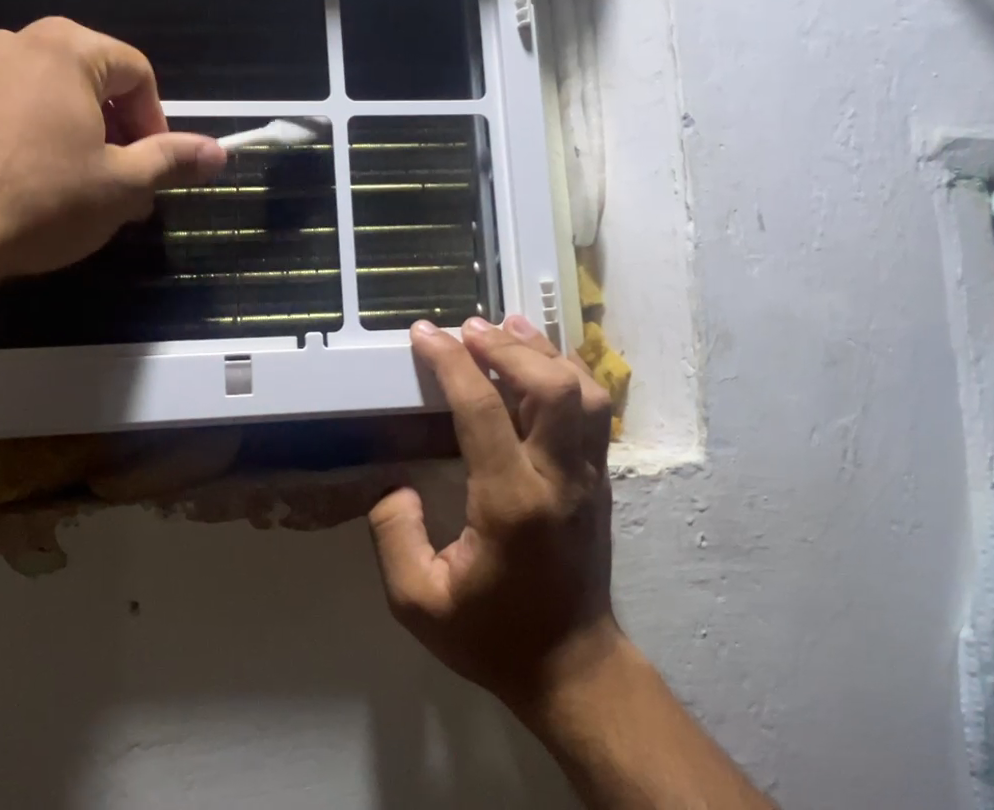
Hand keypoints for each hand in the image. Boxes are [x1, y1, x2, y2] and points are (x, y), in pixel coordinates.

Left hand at [0, 17, 226, 283]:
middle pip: (96, 83)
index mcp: (68, 48)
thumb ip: (173, 160)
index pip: (138, 73)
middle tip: (125, 190)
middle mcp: (20, 42)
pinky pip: (16, 113)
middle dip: (120, 137)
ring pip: (56, 100)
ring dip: (83, 144)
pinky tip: (37, 193)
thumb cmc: (40, 199)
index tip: (154, 171)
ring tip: (84, 198)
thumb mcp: (121, 185)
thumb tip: (221, 152)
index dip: (157, 124)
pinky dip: (40, 144)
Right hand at [370, 314, 617, 713]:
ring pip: (584, 392)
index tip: (424, 334)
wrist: (570, 666)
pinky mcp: (600, 482)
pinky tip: (541, 362)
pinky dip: (568, 374)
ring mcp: (589, 479)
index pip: (483, 410)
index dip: (451, 363)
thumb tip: (395, 483)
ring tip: (506, 328)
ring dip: (545, 352)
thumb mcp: (417, 601)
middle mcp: (559, 480)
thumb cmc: (490, 636)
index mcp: (510, 503)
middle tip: (467, 327)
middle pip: (551, 387)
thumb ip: (393, 536)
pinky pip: (594, 412)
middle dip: (507, 346)